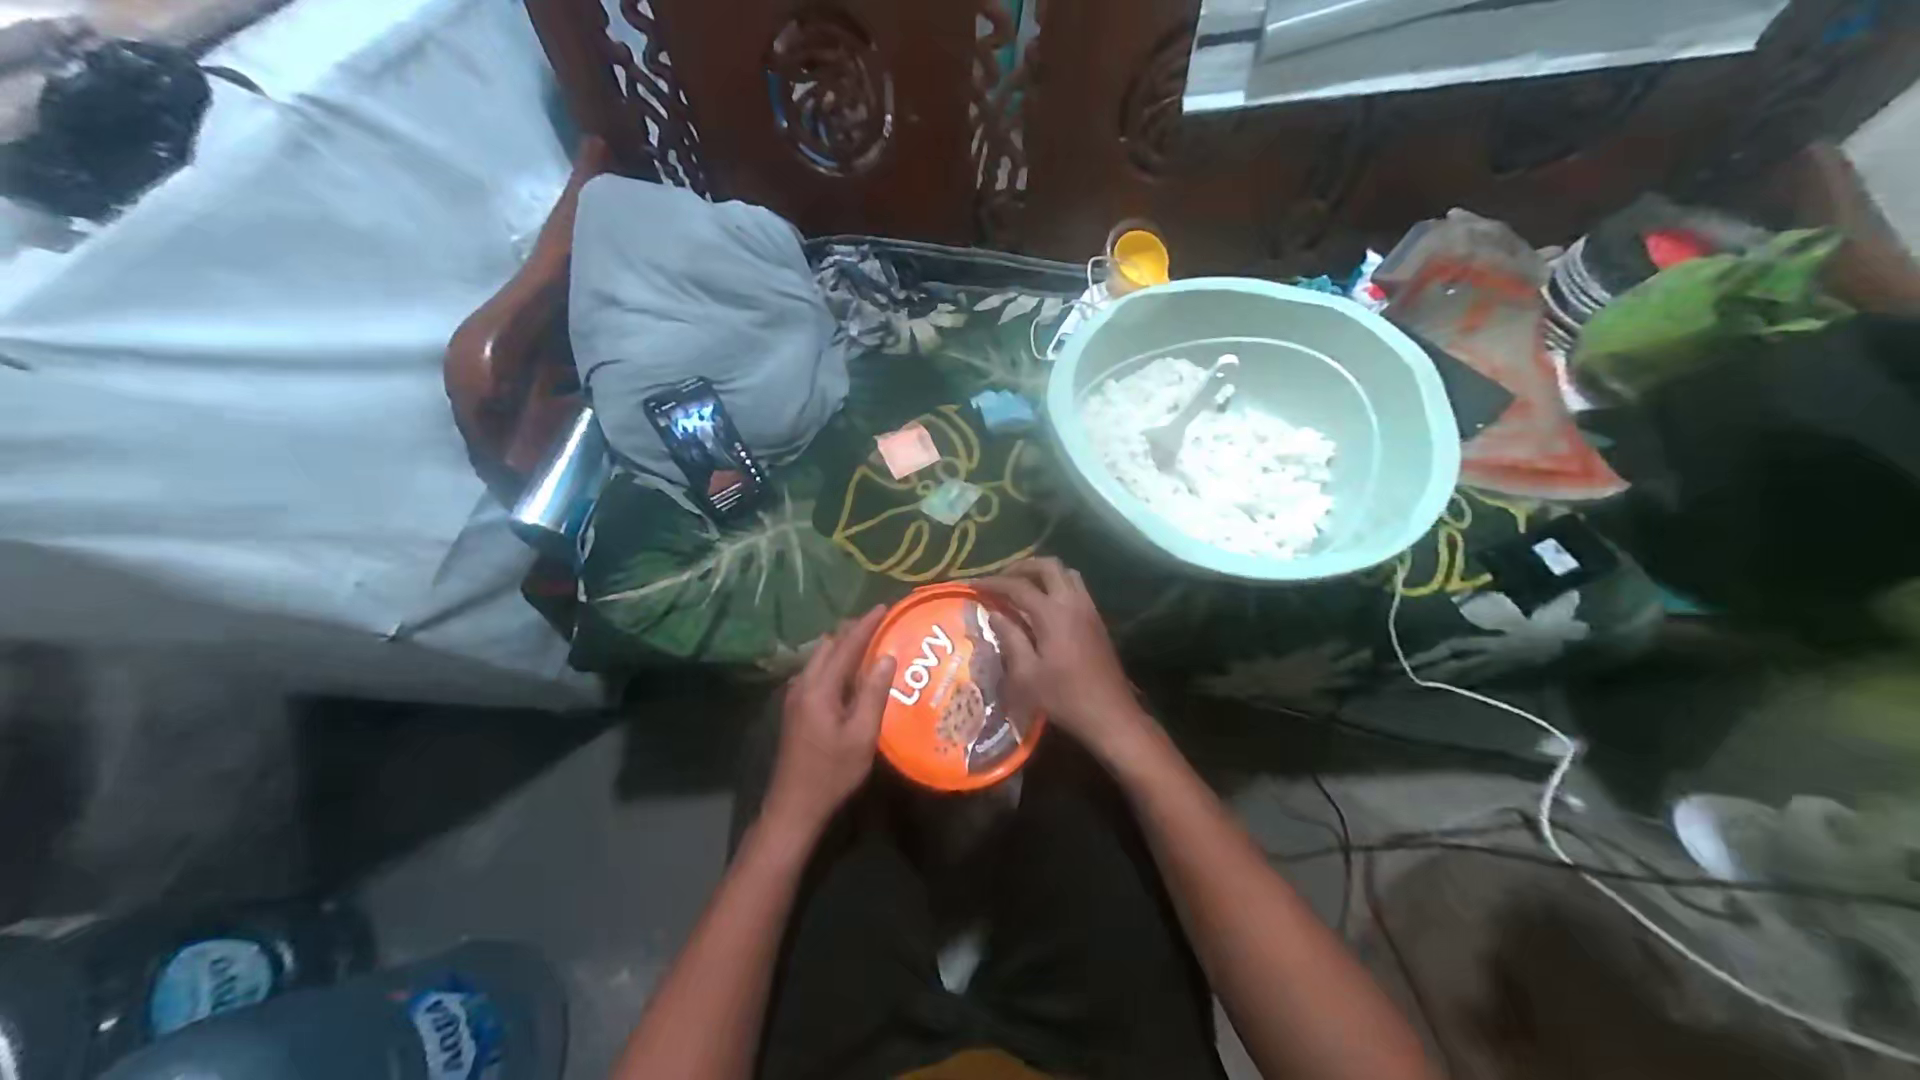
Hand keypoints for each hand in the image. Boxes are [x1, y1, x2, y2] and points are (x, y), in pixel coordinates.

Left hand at [764, 605, 897, 833]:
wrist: (794, 805)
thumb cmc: (832, 772)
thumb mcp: (862, 735)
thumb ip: (873, 693)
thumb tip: (886, 657)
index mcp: (820, 688)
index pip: (846, 646)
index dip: (866, 625)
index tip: (885, 607)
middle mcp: (803, 684)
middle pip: (829, 646)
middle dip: (854, 631)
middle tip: (882, 625)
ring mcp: (796, 696)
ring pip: (821, 658)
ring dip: (844, 647)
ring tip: (871, 645)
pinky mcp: (796, 708)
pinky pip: (818, 672)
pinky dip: (836, 663)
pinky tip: (852, 674)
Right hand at [976, 558, 1154, 756]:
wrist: (1110, 714)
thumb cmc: (1064, 697)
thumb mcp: (1026, 674)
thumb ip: (1010, 638)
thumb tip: (995, 614)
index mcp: (1052, 613)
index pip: (1017, 586)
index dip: (992, 582)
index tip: (972, 584)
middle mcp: (1072, 602)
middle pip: (1047, 566)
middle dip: (1021, 567)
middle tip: (1001, 579)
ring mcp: (1089, 609)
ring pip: (1066, 573)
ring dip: (1042, 573)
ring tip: (1022, 587)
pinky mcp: (1097, 620)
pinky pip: (1076, 588)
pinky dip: (1057, 585)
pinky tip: (1044, 606)